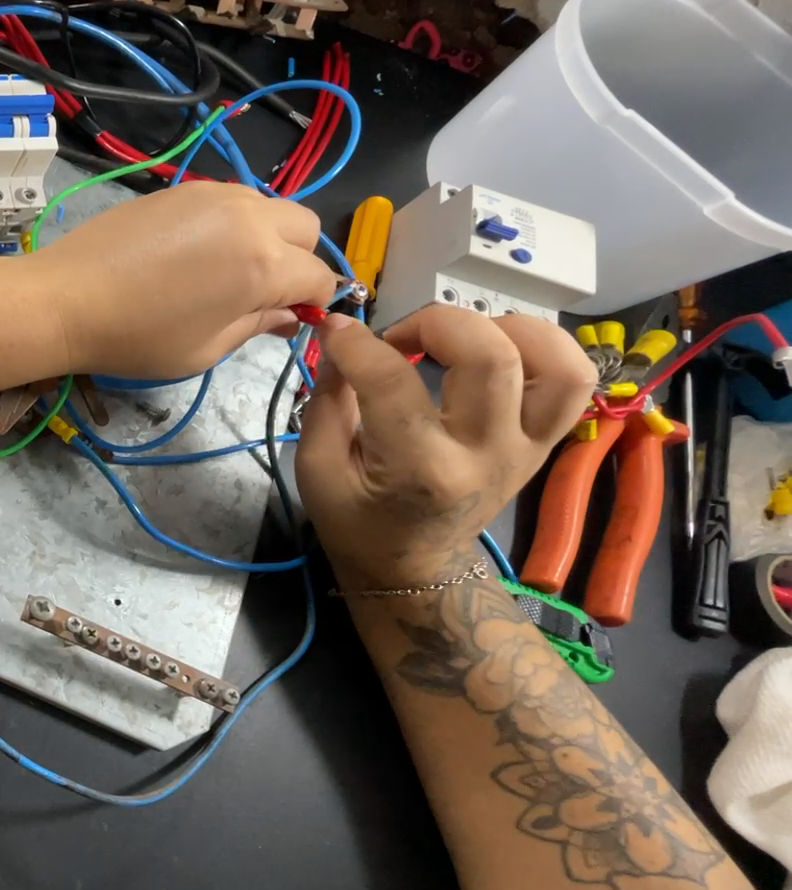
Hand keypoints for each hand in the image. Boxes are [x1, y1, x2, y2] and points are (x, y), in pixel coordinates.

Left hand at [23, 181, 341, 377]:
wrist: (64, 299)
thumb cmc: (133, 338)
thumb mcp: (203, 350)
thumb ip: (257, 326)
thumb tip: (290, 315)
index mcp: (263, 264)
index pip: (319, 277)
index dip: (313, 303)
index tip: (291, 319)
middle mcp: (249, 218)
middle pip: (306, 228)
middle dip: (298, 260)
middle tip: (261, 293)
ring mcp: (213, 195)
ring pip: (268, 207)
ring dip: (266, 236)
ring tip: (224, 272)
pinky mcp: (180, 188)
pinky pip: (228, 200)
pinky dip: (230, 223)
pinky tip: (193, 253)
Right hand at [296, 307, 594, 590]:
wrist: (411, 566)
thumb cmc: (354, 520)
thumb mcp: (316, 469)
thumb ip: (327, 403)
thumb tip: (342, 342)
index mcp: (417, 467)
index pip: (391, 381)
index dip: (356, 344)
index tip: (333, 331)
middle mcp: (484, 453)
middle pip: (489, 357)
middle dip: (434, 323)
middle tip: (397, 338)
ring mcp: (526, 447)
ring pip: (554, 360)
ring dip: (502, 329)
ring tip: (456, 338)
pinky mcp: (545, 441)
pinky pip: (573, 379)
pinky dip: (543, 348)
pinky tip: (496, 349)